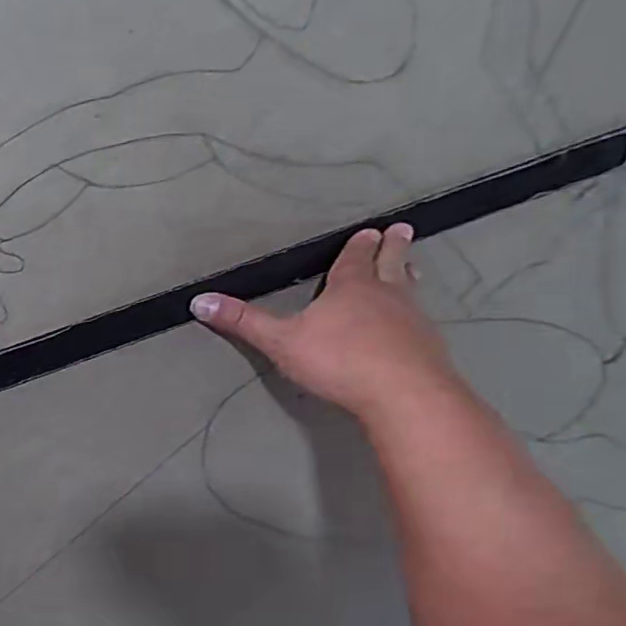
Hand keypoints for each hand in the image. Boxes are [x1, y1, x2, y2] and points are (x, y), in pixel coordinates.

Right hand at [189, 224, 466, 422]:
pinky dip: (412, 311)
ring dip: (406, 275)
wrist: (405, 395)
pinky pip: (418, 318)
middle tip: (401, 230)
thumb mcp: (278, 340)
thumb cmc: (339, 360)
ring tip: (410, 266)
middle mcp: (386, 297)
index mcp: (352, 289)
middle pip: (391, 265)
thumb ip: (241, 321)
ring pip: (408, 289)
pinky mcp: (426, 346)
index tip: (369, 231)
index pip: (354, 260)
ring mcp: (412, 321)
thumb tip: (200, 301)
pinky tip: (409, 320)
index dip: (358, 246)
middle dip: (393, 248)